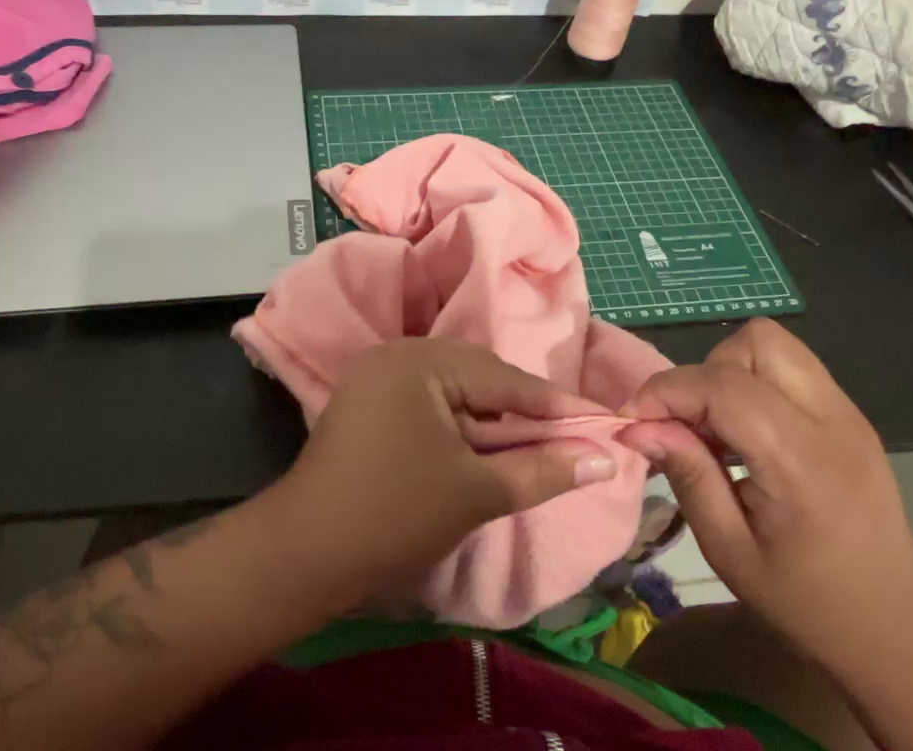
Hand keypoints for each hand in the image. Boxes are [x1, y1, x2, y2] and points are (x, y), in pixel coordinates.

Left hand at [271, 339, 620, 599]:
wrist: (305, 555)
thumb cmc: (396, 514)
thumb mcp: (478, 491)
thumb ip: (544, 469)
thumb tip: (607, 459)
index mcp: (420, 360)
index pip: (506, 379)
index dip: (559, 406)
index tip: (606, 423)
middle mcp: (396, 356)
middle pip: (481, 380)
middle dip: (525, 415)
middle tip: (573, 443)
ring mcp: (376, 381)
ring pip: (455, 395)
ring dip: (494, 425)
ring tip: (537, 452)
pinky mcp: (368, 408)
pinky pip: (430, 407)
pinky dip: (462, 430)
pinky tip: (487, 453)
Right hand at [616, 320, 912, 667]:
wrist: (894, 622)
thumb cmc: (805, 599)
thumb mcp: (729, 550)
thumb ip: (687, 476)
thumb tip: (638, 428)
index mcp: (803, 463)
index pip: (724, 387)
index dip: (666, 392)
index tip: (633, 423)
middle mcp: (833, 421)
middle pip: (755, 342)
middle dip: (704, 374)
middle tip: (686, 426)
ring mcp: (847, 412)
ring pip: (772, 345)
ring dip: (727, 373)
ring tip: (714, 428)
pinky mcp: (849, 414)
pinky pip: (788, 368)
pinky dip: (751, 384)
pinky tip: (742, 435)